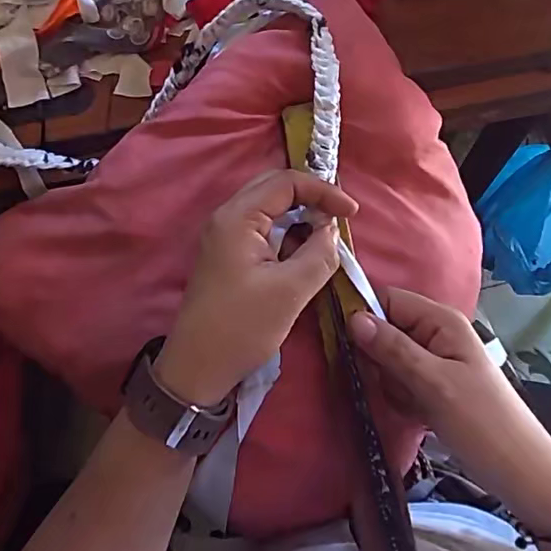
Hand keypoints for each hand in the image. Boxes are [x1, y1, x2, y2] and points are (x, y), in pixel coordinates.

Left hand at [156, 169, 358, 406]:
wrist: (197, 367)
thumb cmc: (242, 327)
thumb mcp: (290, 291)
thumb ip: (319, 253)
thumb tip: (332, 230)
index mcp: (237, 218)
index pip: (286, 182)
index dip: (323, 191)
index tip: (352, 213)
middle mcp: (228, 218)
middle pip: (275, 189)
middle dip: (312, 200)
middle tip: (339, 220)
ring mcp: (225, 236)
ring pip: (270, 210)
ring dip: (300, 219)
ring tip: (325, 241)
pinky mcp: (229, 255)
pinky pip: (263, 231)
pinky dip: (288, 236)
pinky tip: (304, 256)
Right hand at [348, 288, 550, 536]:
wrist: (520, 473)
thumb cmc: (482, 423)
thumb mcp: (433, 383)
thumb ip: (392, 349)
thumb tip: (351, 318)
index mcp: (440, 320)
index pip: (387, 298)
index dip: (363, 315)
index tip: (343, 341)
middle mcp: (435, 332)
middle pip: (384, 330)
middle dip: (377, 358)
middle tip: (391, 385)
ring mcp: (434, 360)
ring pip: (387, 359)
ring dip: (389, 383)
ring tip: (410, 405)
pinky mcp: (431, 385)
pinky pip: (398, 381)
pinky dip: (399, 398)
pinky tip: (415, 415)